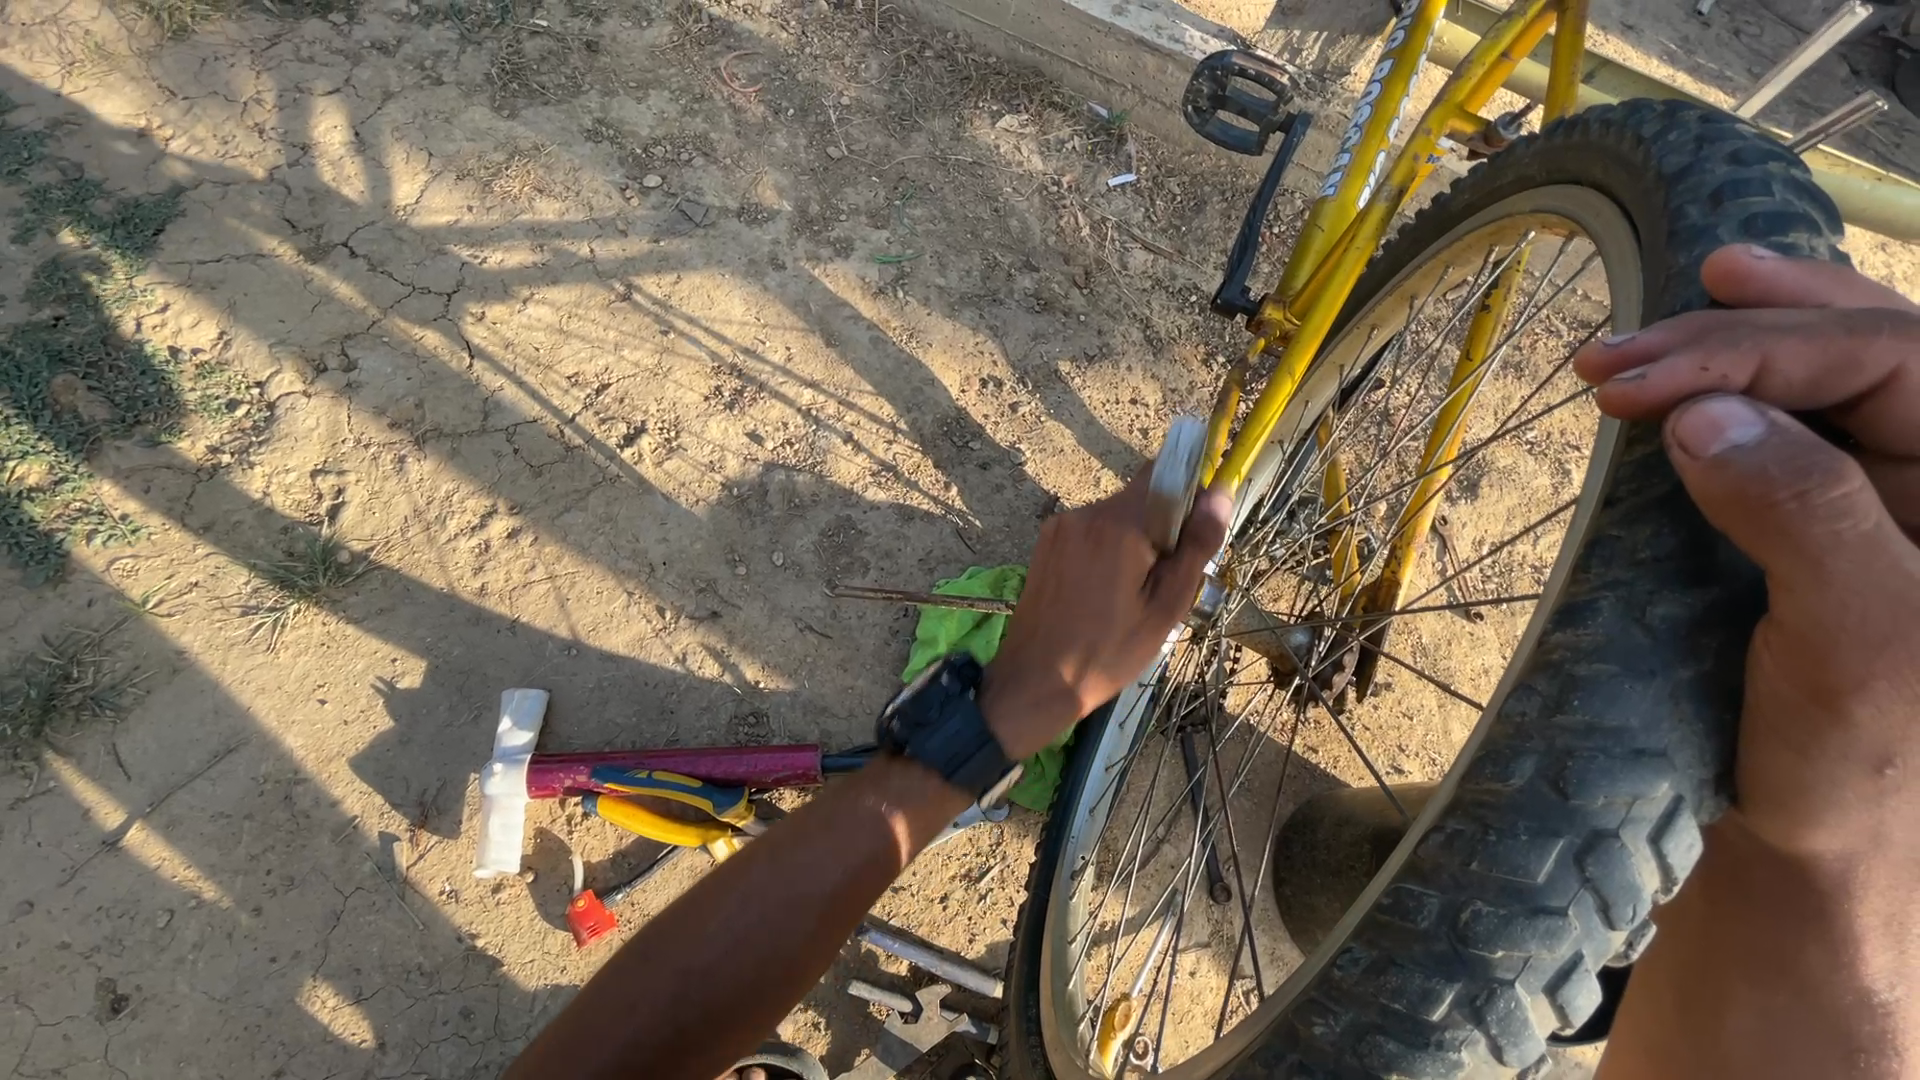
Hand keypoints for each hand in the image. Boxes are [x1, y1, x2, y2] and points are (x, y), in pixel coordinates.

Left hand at [980, 468, 1230, 760]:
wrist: (1036, 679)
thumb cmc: (1108, 652)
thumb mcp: (1165, 607)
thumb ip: (1196, 546)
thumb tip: (1219, 494)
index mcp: (1118, 524)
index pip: (1164, 475)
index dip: (1188, 497)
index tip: (1194, 538)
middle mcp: (1085, 513)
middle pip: (1139, 499)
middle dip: (1160, 529)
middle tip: (1164, 582)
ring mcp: (1060, 527)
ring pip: (1114, 518)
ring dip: (1132, 542)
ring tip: (1132, 595)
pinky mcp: (1045, 543)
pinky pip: (1089, 533)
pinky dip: (1105, 551)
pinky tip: (1103, 593)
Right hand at [1572, 243, 1919, 866]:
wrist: (1824, 834)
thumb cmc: (1862, 756)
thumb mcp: (1853, 640)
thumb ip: (1804, 518)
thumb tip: (1698, 416)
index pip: (1898, 363)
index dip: (1755, 355)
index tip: (1624, 385)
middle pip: (1871, 353)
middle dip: (1737, 337)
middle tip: (1612, 352)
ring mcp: (1899, 495)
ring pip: (1844, 374)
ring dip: (1747, 336)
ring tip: (1688, 291)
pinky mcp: (1829, 520)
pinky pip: (1800, 425)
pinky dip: (1746, 381)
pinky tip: (1718, 346)